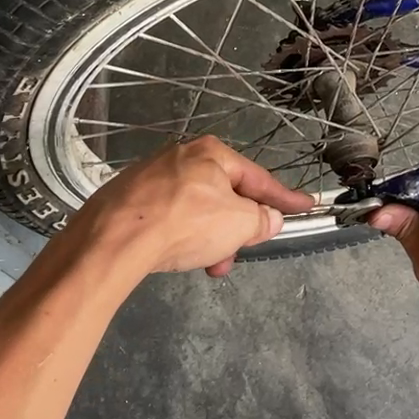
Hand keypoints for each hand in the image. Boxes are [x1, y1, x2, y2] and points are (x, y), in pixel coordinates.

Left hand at [68, 137, 313, 276]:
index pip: (258, 178)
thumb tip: (270, 218)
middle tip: (235, 256)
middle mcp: (180, 155)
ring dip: (208, 239)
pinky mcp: (125, 197)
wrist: (113, 239)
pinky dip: (179, 236)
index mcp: (212, 153)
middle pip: (223, 195)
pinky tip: (175, 257)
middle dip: (234, 230)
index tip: (306, 206)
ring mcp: (150, 175)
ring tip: (205, 266)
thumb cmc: (185, 224)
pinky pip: (166, 216)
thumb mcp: (238, 224)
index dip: (284, 197)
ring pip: (194, 209)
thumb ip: (261, 220)